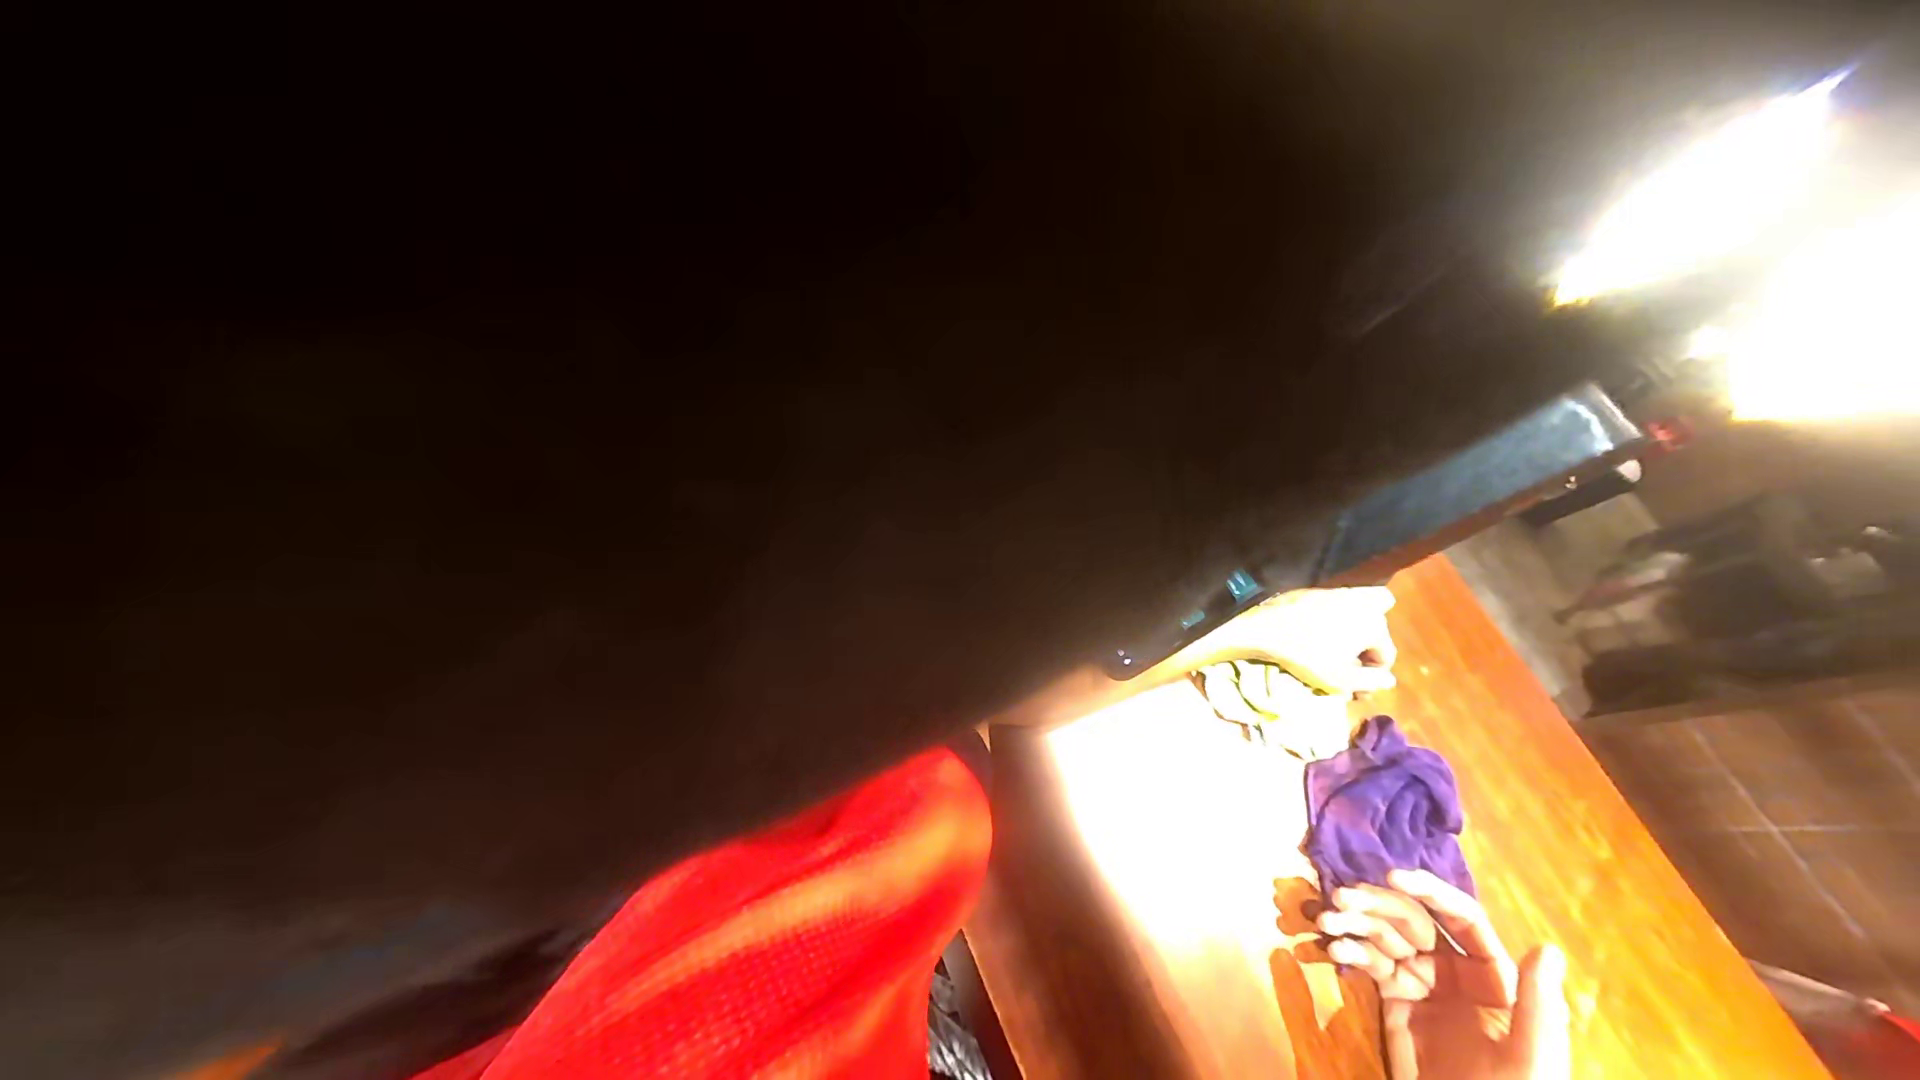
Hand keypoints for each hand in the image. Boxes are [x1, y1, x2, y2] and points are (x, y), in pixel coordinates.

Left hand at [1204, 586, 1396, 695]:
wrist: (1264, 627)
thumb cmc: (1305, 656)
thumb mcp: (1340, 679)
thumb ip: (1370, 682)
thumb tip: (1389, 680)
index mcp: (1374, 625)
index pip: (1385, 654)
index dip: (1373, 674)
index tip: (1356, 687)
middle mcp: (1363, 604)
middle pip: (1376, 630)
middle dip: (1368, 648)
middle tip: (1349, 664)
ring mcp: (1339, 592)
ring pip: (1365, 607)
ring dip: (1359, 626)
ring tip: (1342, 645)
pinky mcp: (1317, 589)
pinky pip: (1340, 601)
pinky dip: (1339, 613)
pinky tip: (1323, 628)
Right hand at [1317, 870, 1569, 1079]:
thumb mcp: (1532, 1061)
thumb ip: (1538, 1006)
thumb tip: (1548, 947)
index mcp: (1494, 977)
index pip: (1462, 918)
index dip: (1429, 891)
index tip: (1392, 876)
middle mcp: (1455, 970)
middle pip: (1413, 918)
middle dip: (1375, 902)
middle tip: (1341, 898)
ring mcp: (1421, 982)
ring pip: (1384, 934)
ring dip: (1353, 922)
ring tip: (1326, 920)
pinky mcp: (1393, 996)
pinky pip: (1369, 962)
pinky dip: (1349, 951)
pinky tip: (1333, 951)